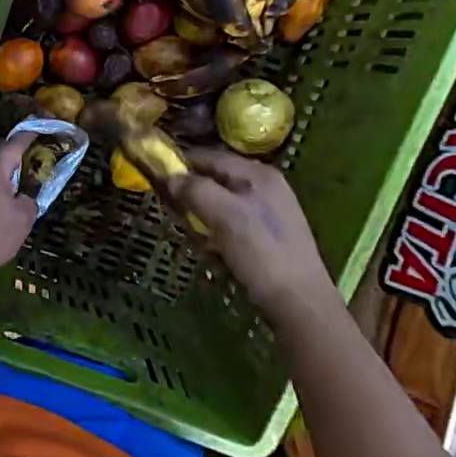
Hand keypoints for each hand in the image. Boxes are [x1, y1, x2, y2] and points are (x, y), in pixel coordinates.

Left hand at [0, 132, 38, 282]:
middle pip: (1, 155)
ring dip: (7, 173)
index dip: (30, 134)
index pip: (15, 143)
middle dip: (20, 155)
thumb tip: (25, 195)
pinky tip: (5, 200)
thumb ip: (30, 198)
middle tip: (38, 158)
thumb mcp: (24, 218)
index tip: (44, 128)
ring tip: (25, 180)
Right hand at [163, 147, 341, 321]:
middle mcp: (265, 184)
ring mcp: (270, 208)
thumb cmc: (260, 252)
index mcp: (257, 173)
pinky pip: (232, 220)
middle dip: (192, 192)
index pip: (210, 156)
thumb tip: (171, 177)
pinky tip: (214, 248)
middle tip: (174, 212)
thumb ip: (195, 190)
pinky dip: (217, 229)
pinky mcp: (269, 232)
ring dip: (203, 214)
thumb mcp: (224, 215)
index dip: (181, 163)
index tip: (156, 178)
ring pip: (222, 200)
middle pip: (215, 177)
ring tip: (194, 235)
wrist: (299, 301)